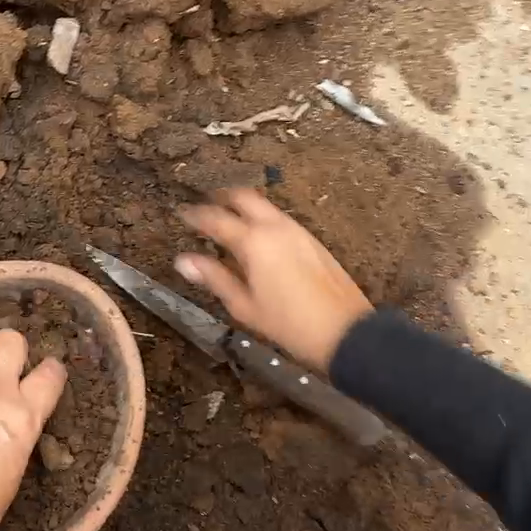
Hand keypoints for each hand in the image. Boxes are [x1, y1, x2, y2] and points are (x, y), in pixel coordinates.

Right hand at [177, 188, 372, 370]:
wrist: (348, 333)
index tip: (182, 214)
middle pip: (243, 197)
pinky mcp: (313, 241)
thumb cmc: (290, 324)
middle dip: (222, 198)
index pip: (215, 218)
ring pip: (265, 207)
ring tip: (229, 221)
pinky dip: (262, 219)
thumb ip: (214, 277)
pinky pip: (280, 219)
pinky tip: (259, 239)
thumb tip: (183, 261)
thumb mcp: (244, 306)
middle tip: (206, 207)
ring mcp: (297, 232)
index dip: (195, 215)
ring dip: (244, 207)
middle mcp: (275, 228)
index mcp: (253, 242)